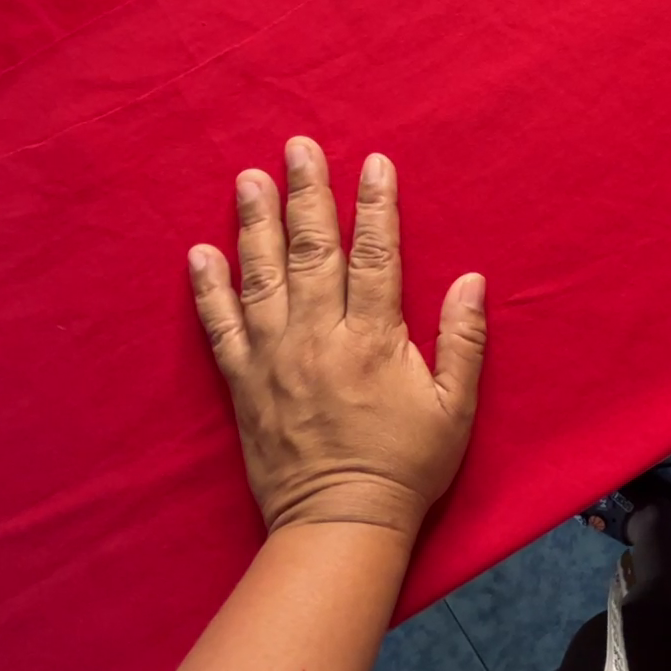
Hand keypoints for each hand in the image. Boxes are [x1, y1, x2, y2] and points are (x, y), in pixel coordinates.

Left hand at [187, 136, 486, 537]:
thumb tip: (472, 279)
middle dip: (308, 194)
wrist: (340, 523)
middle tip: (298, 147)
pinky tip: (198, 253)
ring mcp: (275, 359)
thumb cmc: (408, 462)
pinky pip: (220, 328)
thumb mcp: (456, 405)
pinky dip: (208, 289)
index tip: (373, 163)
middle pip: (313, 252)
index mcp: (374, 340)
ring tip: (248, 178)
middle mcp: (319, 337)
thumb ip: (464, 339)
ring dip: (255, 224)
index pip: (375, 256)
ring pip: (262, 277)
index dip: (376, 207)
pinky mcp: (244, 385)